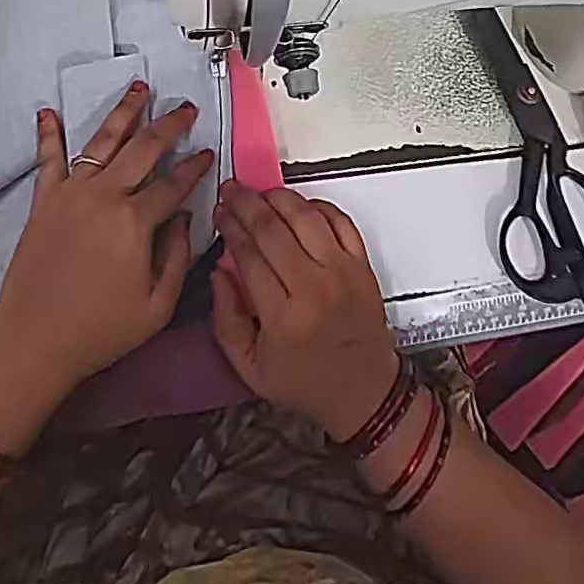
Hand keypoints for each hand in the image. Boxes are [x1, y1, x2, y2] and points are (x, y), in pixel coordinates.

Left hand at [0, 82, 216, 391]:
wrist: (32, 342)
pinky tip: (48, 112)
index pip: (174, 183)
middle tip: (186, 109)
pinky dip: (48, 134)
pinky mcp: (44, 201)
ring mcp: (71, 193)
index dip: (195, 165)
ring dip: (124, 112)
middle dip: (170, 125)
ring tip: (139, 88)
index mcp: (135, 221)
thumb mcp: (157, 305)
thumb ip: (178, 256)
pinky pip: (48, 159)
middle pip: (144, 148)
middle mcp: (104, 196)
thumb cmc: (99, 330)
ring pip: (103, 140)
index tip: (208, 152)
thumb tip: (184, 218)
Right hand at [209, 183, 400, 438]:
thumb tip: (219, 273)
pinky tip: (298, 205)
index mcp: (283, 317)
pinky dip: (317, 206)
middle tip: (231, 191)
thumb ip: (226, 320)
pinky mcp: (361, 265)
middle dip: (246, 203)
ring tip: (260, 193)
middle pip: (272, 228)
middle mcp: (314, 288)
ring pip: (305, 217)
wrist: (365, 392)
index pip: (249, 254)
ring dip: (278, 197)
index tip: (220, 213)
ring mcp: (342, 273)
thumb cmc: (306, 382)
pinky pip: (339, 221)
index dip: (230, 226)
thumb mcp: (250, 367)